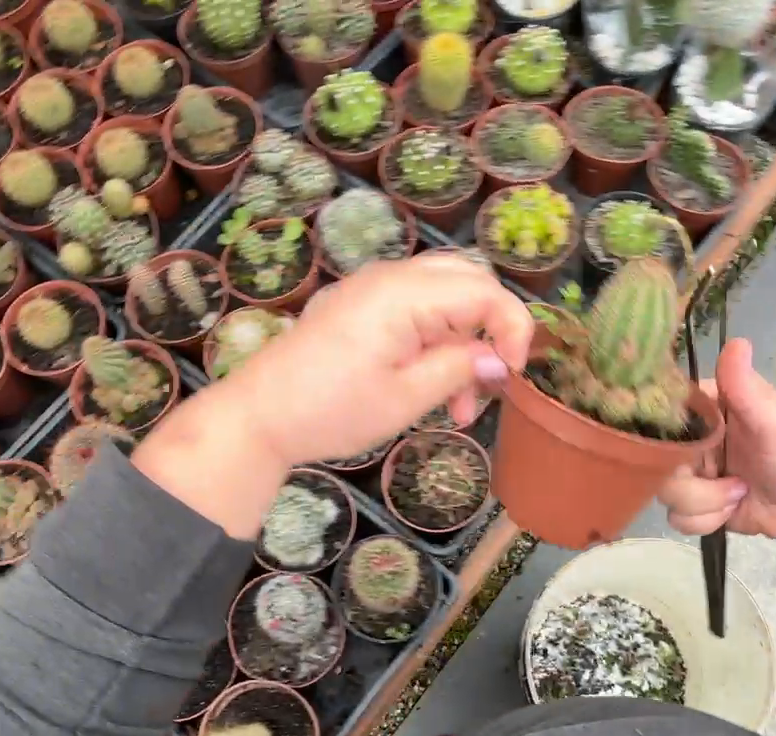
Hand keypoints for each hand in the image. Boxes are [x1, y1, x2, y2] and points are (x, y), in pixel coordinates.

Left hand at [214, 255, 532, 467]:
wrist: (260, 417)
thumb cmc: (332, 410)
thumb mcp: (405, 398)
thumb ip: (458, 370)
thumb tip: (498, 359)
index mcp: (404, 294)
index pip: (484, 290)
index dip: (513, 328)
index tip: (515, 375)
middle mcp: (390, 278)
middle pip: (467, 282)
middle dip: (490, 330)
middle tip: (496, 380)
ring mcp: (373, 291)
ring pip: (444, 300)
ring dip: (463, 346)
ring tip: (462, 409)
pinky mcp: (361, 310)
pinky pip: (415, 314)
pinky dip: (436, 347)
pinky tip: (435, 392)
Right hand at [659, 338, 775, 541]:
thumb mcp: (774, 418)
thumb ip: (745, 387)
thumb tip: (735, 340)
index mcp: (709, 409)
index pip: (662, 411)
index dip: (661, 432)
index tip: (680, 447)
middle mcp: (695, 439)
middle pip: (656, 461)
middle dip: (692, 481)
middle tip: (728, 477)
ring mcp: (694, 474)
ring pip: (665, 493)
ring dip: (705, 503)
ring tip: (740, 495)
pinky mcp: (697, 506)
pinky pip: (676, 518)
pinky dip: (707, 520)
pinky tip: (734, 511)